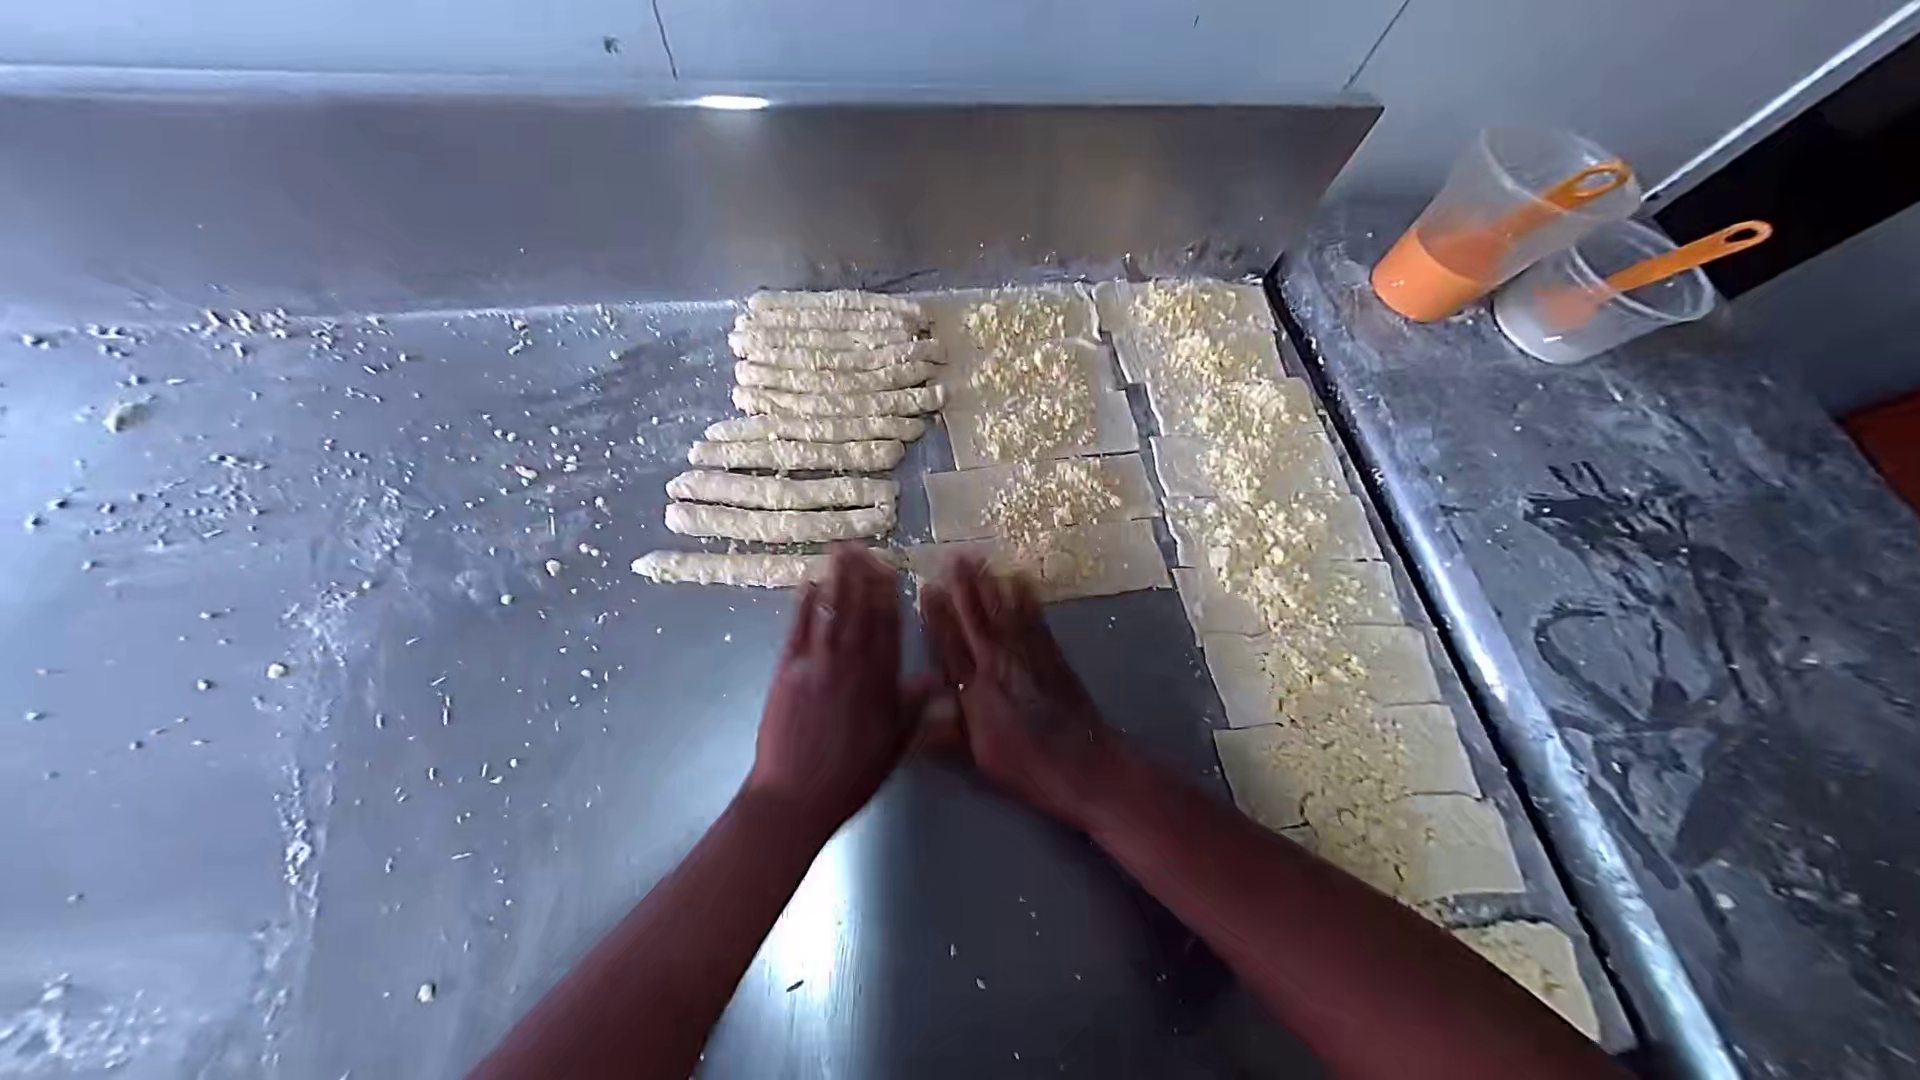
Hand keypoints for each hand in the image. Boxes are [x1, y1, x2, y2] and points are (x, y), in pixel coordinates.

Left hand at [746, 544, 930, 832]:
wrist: (796, 796)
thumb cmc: (851, 775)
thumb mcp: (895, 744)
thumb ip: (913, 706)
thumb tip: (936, 676)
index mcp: (880, 683)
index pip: (889, 630)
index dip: (889, 598)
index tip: (891, 572)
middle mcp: (852, 666)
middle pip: (860, 612)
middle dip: (863, 578)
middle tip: (864, 548)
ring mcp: (818, 664)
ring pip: (833, 613)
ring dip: (837, 580)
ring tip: (841, 552)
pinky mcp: (788, 671)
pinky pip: (799, 630)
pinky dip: (804, 606)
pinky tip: (808, 585)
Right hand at [920, 555, 1119, 825]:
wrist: (1083, 764)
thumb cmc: (1026, 765)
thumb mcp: (979, 756)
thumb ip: (947, 731)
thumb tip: (915, 716)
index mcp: (974, 688)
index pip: (949, 644)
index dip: (937, 616)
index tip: (927, 589)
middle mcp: (998, 663)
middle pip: (976, 618)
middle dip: (962, 587)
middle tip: (953, 557)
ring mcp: (1027, 655)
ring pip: (1003, 611)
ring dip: (989, 584)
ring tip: (978, 558)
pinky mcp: (1052, 654)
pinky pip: (1035, 618)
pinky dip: (1026, 598)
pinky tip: (1020, 580)